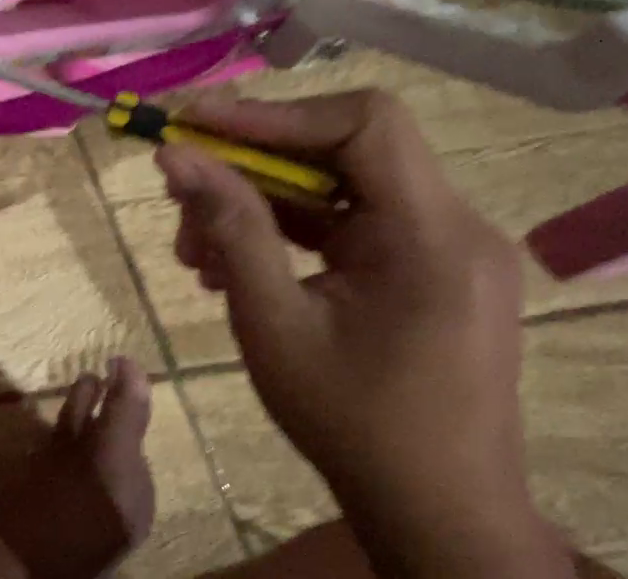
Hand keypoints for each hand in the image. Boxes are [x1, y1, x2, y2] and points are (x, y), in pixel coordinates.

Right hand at [156, 91, 566, 577]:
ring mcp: (443, 248)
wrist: (436, 514)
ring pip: (333, 185)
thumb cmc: (352, 422)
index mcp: (434, 236)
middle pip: (341, 150)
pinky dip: (283, 230)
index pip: (364, 123)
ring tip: (194, 251)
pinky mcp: (425, 268)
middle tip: (176, 189)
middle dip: (248, 164)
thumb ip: (229, 226)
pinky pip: (345, 221)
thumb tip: (174, 153)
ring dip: (255, 203)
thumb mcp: (272, 322)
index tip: (195, 125)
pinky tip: (230, 265)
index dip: (273, 113)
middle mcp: (453, 226)